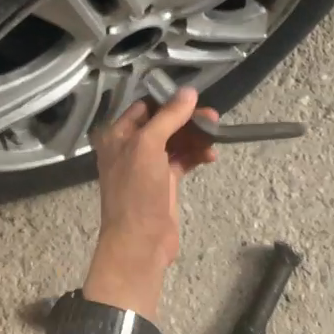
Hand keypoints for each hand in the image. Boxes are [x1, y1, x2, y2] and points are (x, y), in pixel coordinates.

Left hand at [85, 87, 217, 315]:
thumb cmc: (137, 191)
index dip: (168, 101)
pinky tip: (211, 155)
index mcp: (117, 136)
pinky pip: (182, 160)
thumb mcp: (148, 147)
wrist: (140, 242)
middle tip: (213, 117)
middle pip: (163, 123)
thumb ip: (168, 117)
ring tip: (216, 134)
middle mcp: (130, 148)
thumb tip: (189, 91)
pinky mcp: (164, 182)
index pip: (144, 107)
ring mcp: (148, 166)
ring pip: (175, 142)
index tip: (193, 98)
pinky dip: (196, 155)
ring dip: (195, 137)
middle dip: (187, 119)